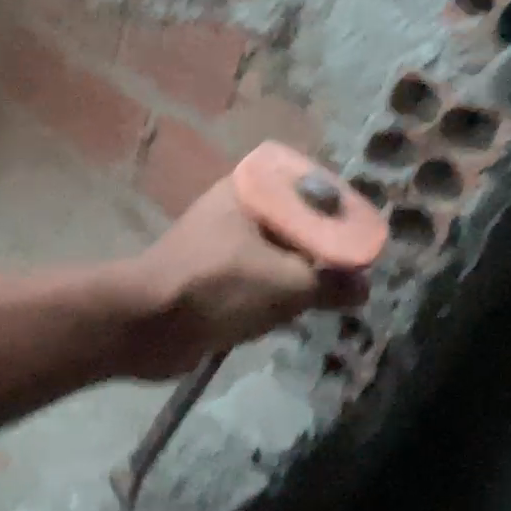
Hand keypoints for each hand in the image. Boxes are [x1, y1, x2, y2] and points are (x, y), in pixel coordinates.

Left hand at [115, 178, 368, 379]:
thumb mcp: (287, 284)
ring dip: (300, 275)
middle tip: (353, 276)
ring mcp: (220, 243)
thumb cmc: (218, 288)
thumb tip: (364, 286)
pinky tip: (295, 315)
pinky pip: (256, 279)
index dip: (340, 212)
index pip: (308, 187)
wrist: (146, 323)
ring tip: (332, 298)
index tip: (364, 244)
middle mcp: (235, 208)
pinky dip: (276, 295)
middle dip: (323, 249)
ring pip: (275, 253)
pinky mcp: (211, 277)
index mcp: (250, 191)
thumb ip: (330, 282)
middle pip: (294, 222)